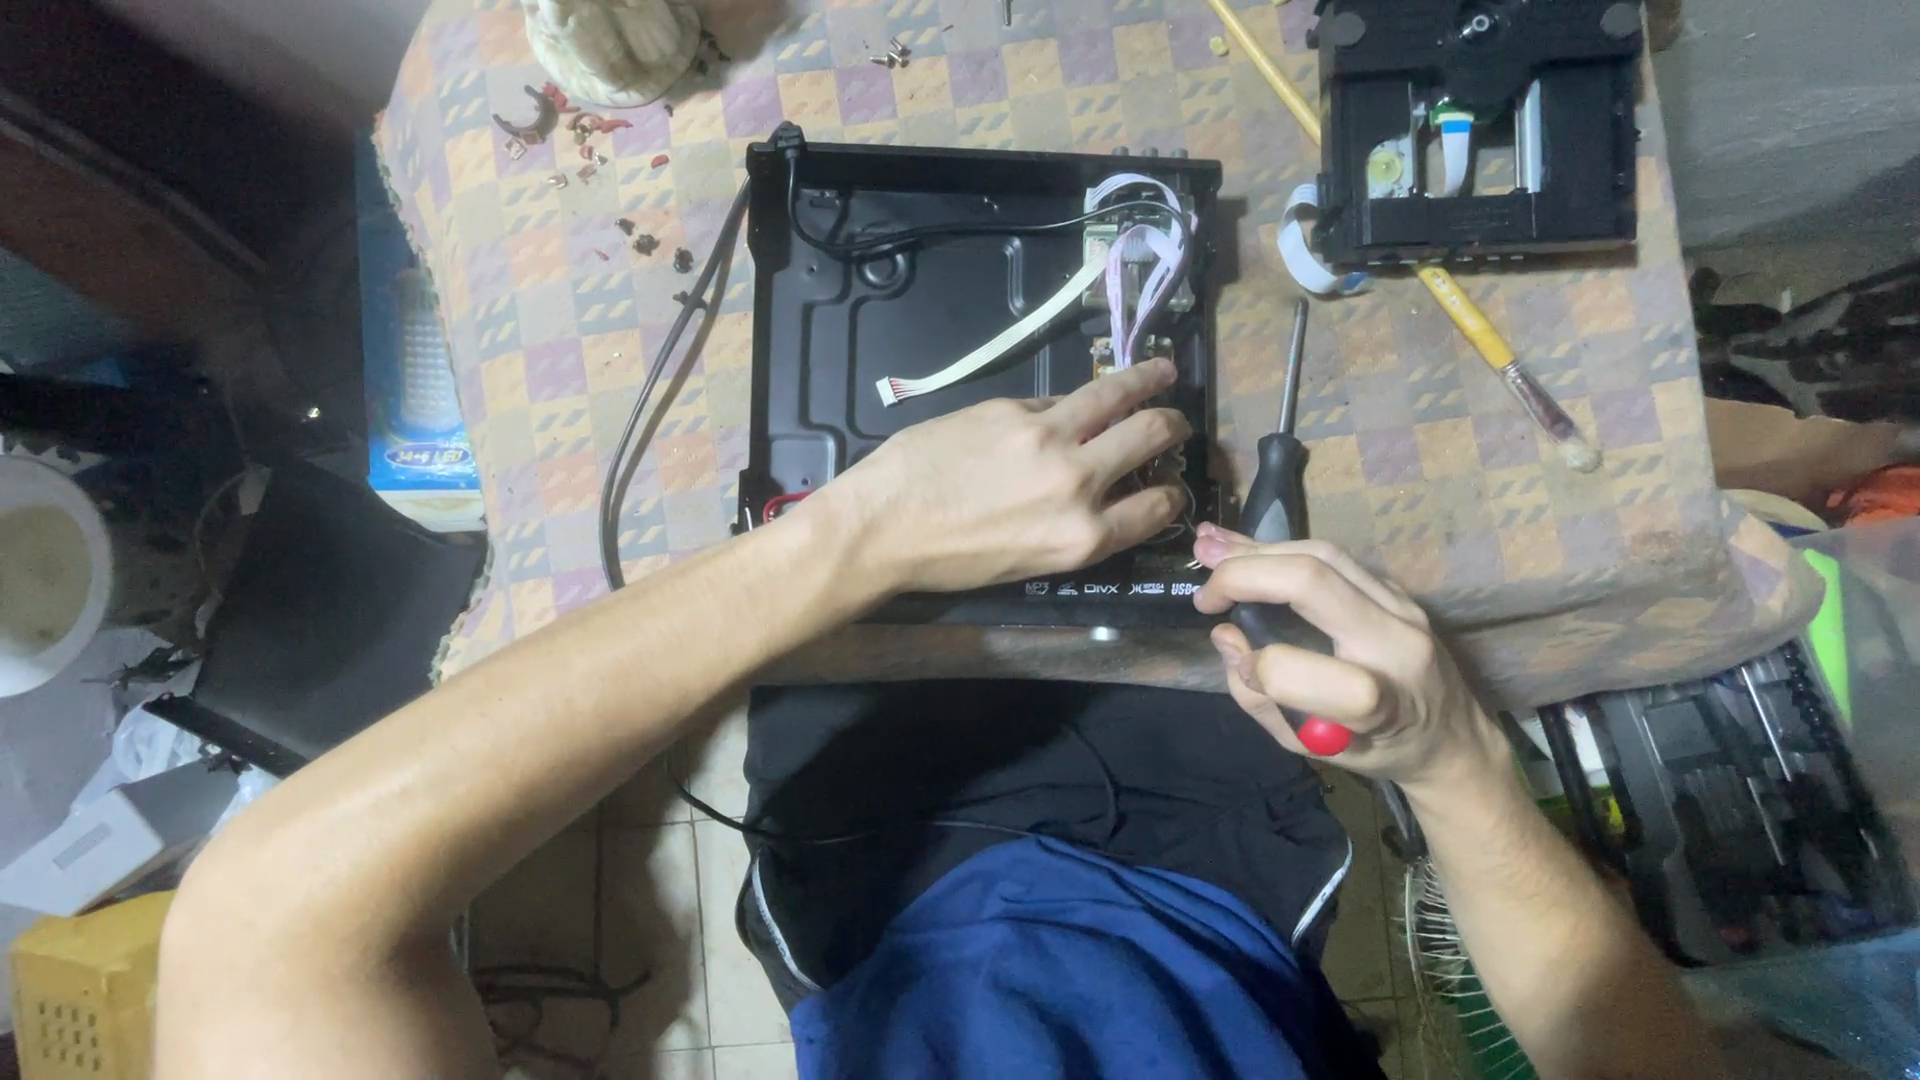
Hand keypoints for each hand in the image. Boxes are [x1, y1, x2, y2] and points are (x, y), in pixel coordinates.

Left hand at [803, 358, 1189, 593]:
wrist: (882, 528)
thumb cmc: (950, 562)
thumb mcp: (1028, 562)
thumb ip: (1076, 526)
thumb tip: (1101, 488)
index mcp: (1083, 536)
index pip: (1157, 507)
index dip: (1172, 495)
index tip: (1172, 484)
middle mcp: (1077, 482)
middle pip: (1149, 436)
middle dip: (1173, 426)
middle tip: (1177, 420)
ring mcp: (1045, 437)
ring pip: (1113, 395)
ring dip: (1147, 378)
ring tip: (1161, 370)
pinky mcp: (1010, 408)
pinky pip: (1054, 400)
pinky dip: (1068, 403)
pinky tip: (1069, 404)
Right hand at [1191, 524, 1504, 793]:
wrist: (1451, 733)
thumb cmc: (1376, 750)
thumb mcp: (1312, 746)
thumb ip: (1261, 699)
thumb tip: (1224, 636)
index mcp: (1388, 705)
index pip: (1330, 677)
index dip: (1269, 670)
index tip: (1240, 666)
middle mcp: (1399, 643)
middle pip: (1315, 582)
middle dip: (1245, 577)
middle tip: (1203, 595)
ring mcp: (1401, 607)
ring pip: (1321, 555)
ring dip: (1256, 552)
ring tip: (1208, 551)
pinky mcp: (1393, 587)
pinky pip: (1330, 555)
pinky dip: (1276, 550)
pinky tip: (1238, 547)